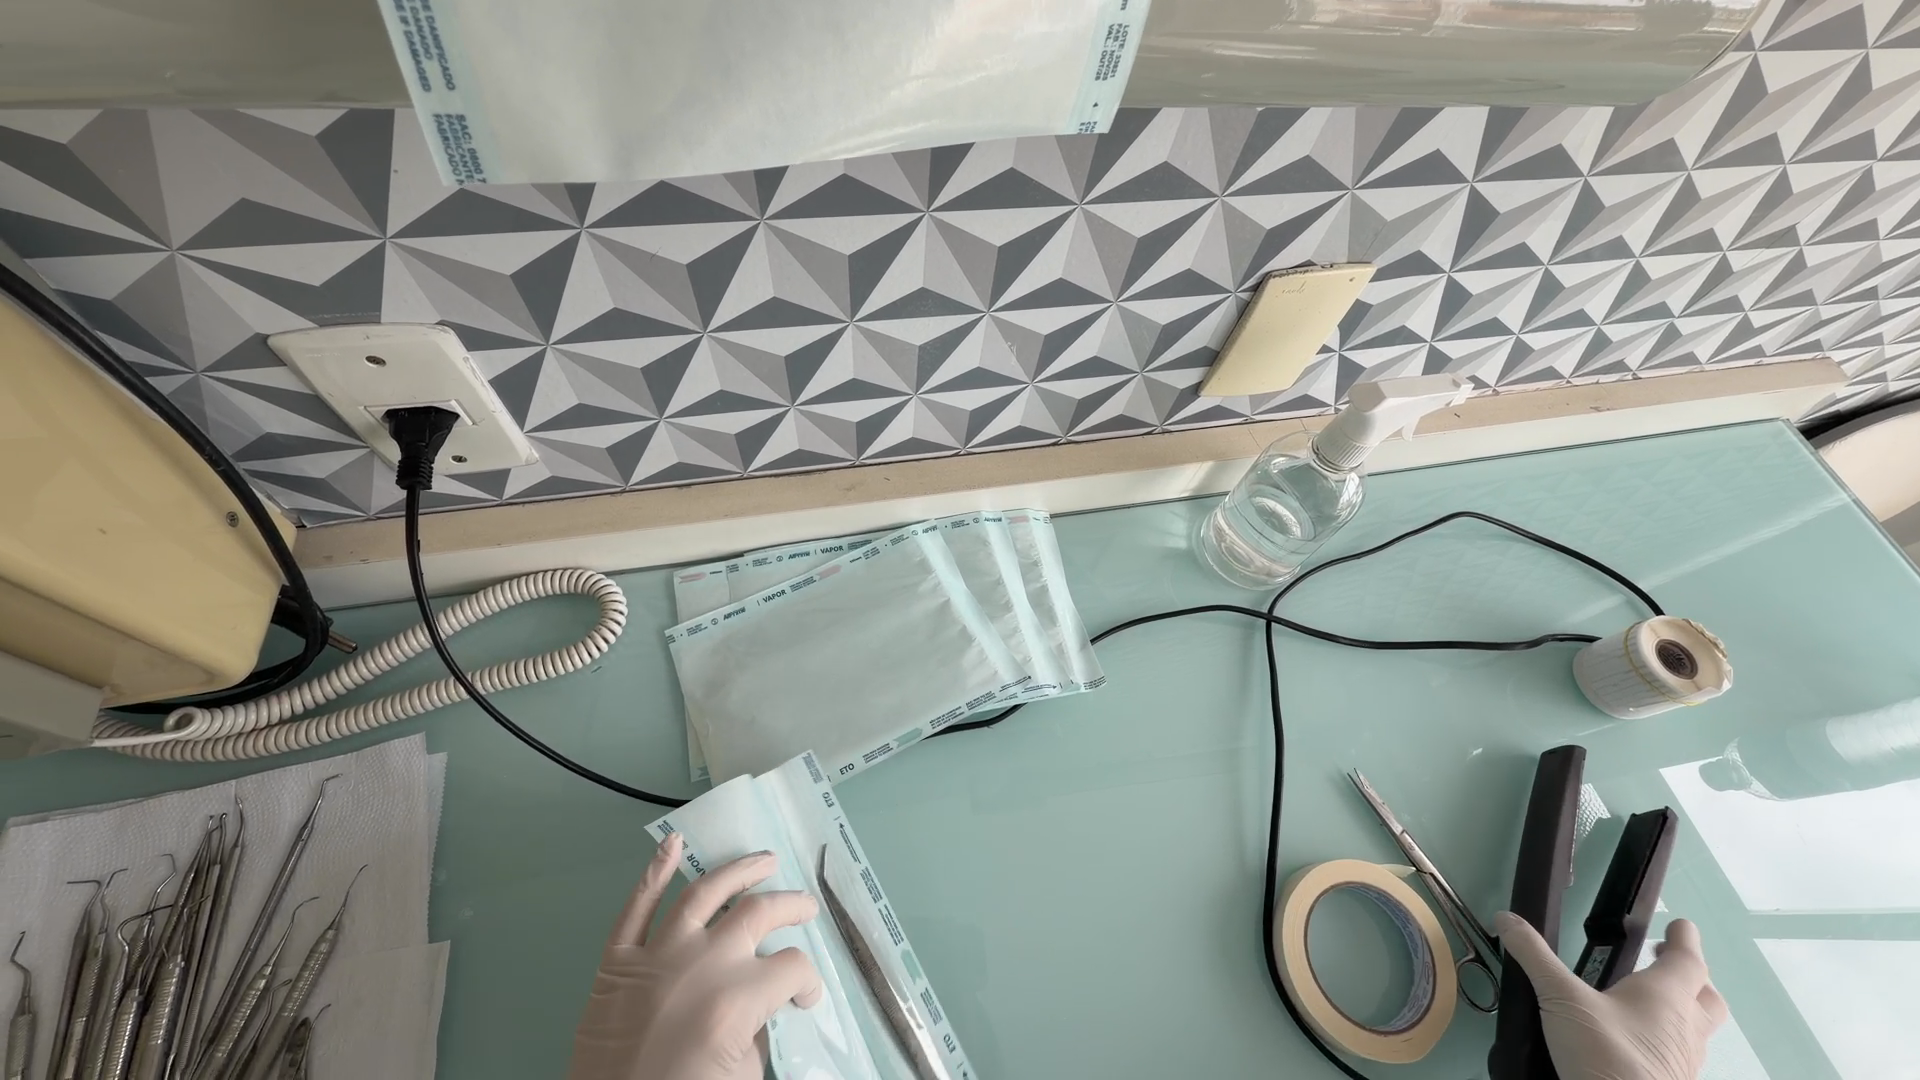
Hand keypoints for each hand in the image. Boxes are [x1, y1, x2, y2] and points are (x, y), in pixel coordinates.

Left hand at [570, 834, 824, 1079]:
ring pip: (704, 891)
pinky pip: (635, 907)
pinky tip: (674, 844)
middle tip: (805, 908)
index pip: (792, 967)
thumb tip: (761, 1003)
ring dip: (739, 870)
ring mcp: (656, 954)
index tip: (805, 998)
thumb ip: (756, 1031)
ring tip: (764, 860)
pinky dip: (654, 872)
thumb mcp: (739, 1077)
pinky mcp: (617, 961)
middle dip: (791, 906)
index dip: (808, 982)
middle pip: (757, 913)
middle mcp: (701, 962)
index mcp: (736, 998)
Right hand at [1494, 913, 1727, 1079]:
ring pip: (1698, 1027)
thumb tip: (1506, 918)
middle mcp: (1685, 1027)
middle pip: (1706, 998)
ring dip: (1684, 1007)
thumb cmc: (1606, 1052)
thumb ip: (1534, 956)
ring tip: (1651, 998)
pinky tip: (1639, 1037)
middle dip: (1692, 977)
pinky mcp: (1670, 1079)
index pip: (1688, 962)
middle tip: (1668, 960)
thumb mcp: (1561, 997)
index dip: (1685, 941)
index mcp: (1666, 997)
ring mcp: (1684, 1060)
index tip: (1682, 925)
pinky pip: (1681, 1049)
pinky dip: (1669, 1034)